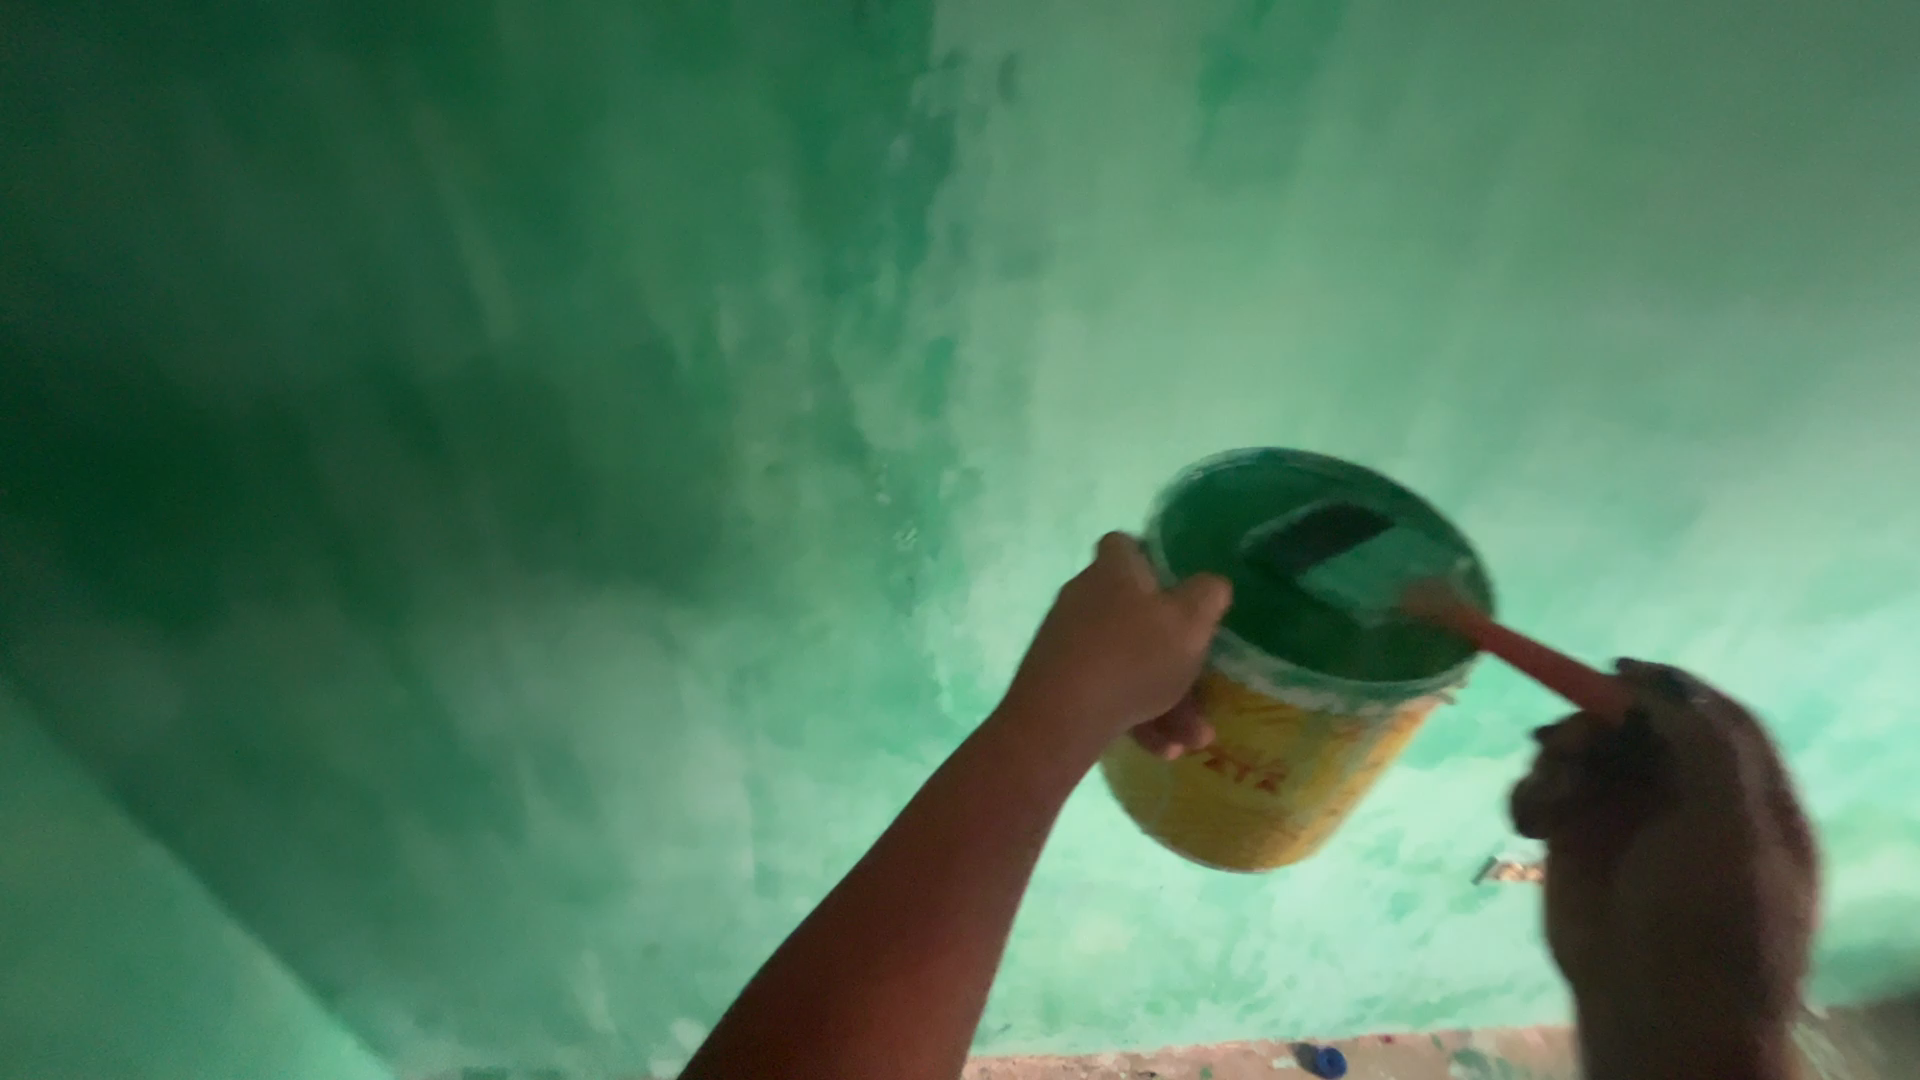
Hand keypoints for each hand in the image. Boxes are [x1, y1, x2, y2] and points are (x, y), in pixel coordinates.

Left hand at [1001, 532, 1231, 758]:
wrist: (1061, 717)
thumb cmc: (1133, 658)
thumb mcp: (1189, 624)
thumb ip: (1207, 596)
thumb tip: (1210, 583)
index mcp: (1112, 571)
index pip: (1124, 544)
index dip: (1150, 558)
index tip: (1176, 586)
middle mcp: (1083, 596)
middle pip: (1134, 614)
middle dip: (1172, 655)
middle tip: (1199, 681)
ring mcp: (1066, 638)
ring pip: (1126, 662)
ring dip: (1162, 698)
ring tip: (1190, 736)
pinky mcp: (1056, 678)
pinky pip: (1105, 690)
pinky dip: (1134, 715)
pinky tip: (1162, 748)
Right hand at [1510, 659, 1817, 1070]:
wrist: (1652, 1004)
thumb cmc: (1710, 923)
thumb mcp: (1727, 831)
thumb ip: (1704, 749)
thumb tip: (1660, 683)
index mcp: (1745, 799)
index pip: (1717, 720)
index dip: (1670, 687)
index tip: (1616, 670)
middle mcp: (1685, 800)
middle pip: (1633, 728)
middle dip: (1594, 727)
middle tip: (1565, 744)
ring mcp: (1624, 817)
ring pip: (1579, 753)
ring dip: (1555, 764)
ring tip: (1548, 801)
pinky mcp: (1572, 834)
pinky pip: (1541, 788)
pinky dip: (1529, 796)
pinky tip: (1531, 825)